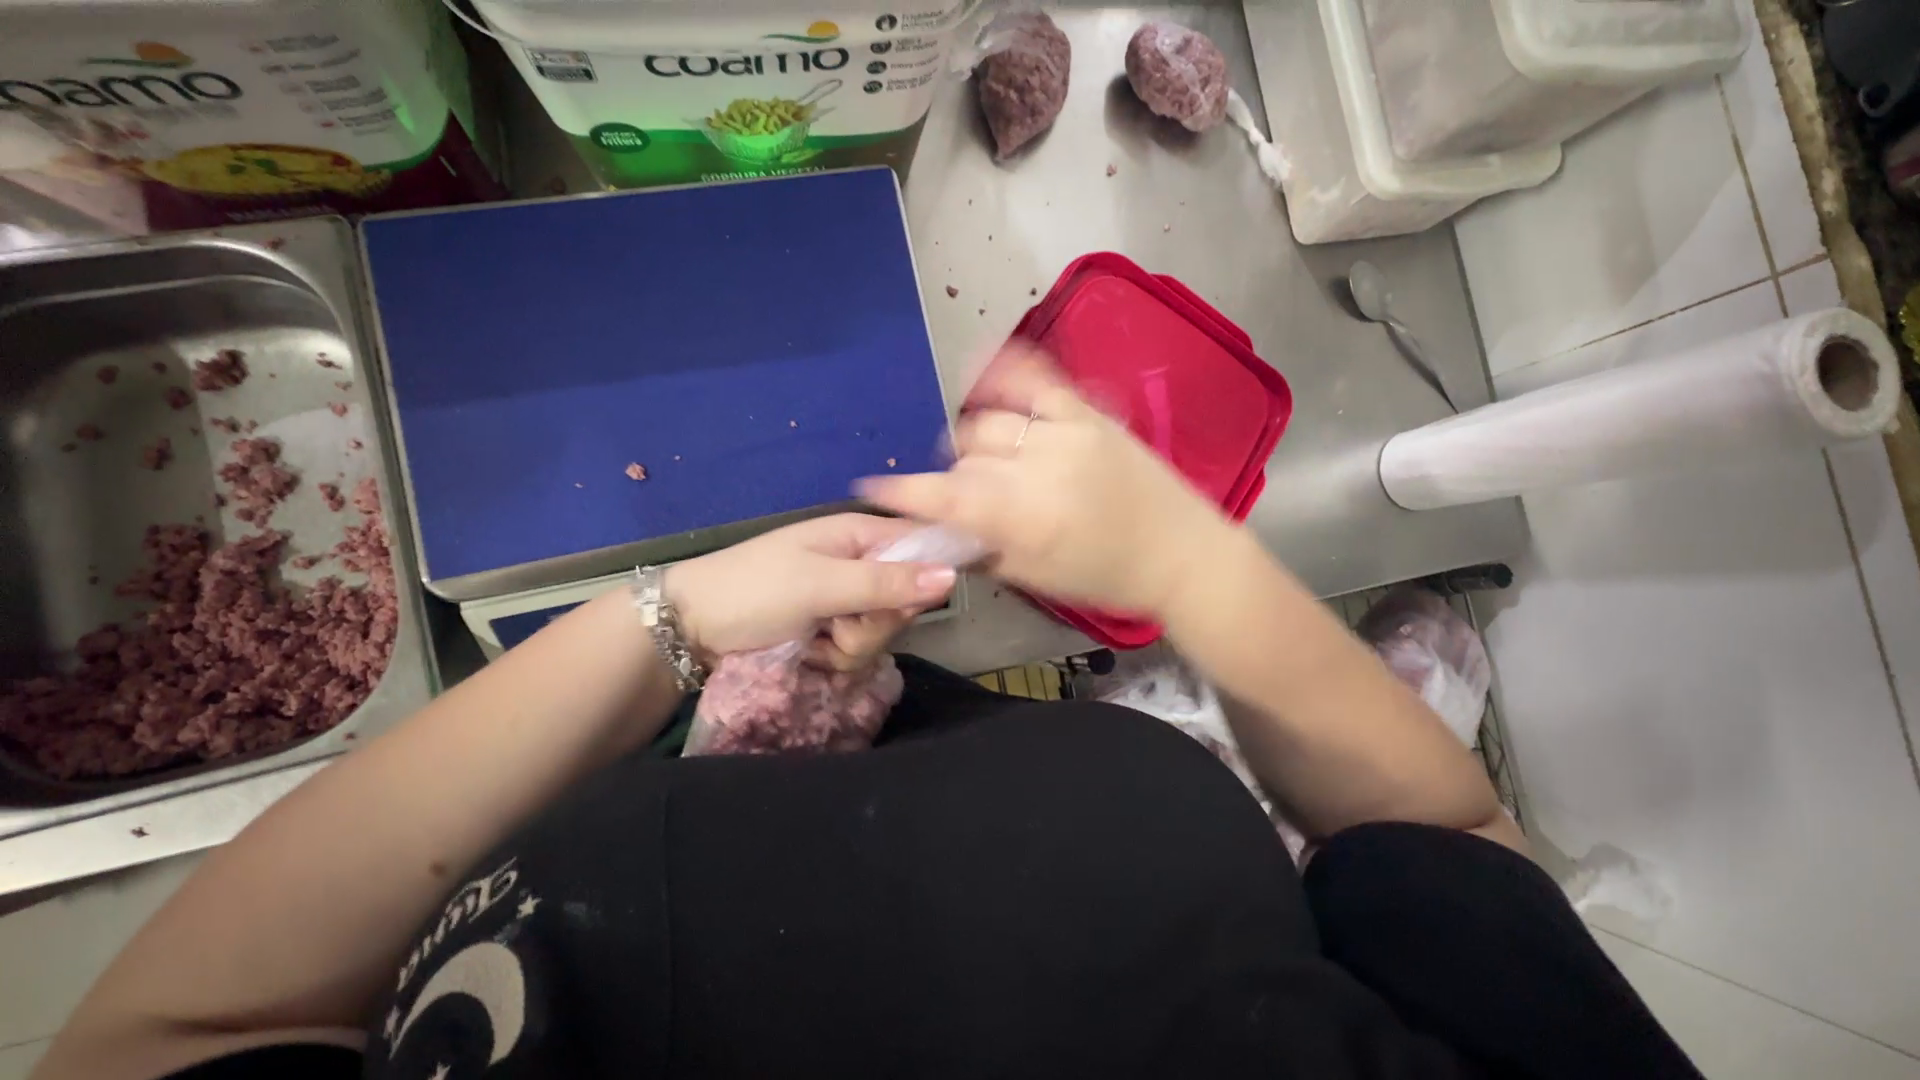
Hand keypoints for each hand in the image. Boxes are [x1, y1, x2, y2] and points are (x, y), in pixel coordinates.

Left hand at [663, 514, 956, 669]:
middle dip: (874, 623)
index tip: (903, 605)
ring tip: (813, 640)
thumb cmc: (753, 591)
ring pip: (882, 632)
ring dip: (851, 646)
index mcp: (859, 535)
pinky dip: (835, 659)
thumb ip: (886, 583)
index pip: (922, 549)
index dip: (924, 579)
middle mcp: (858, 565)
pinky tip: (808, 654)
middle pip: (905, 600)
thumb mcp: (821, 585)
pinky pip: (858, 651)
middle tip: (838, 624)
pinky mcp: (830, 632)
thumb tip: (952, 577)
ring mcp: (844, 601)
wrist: (688, 630)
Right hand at [858, 344, 1232, 618]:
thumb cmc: (1107, 578)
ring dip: (973, 440)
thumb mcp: (1035, 578)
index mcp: (1023, 517)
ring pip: (990, 422)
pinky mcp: (1089, 414)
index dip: (904, 492)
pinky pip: (1037, 380)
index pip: (944, 496)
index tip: (876, 490)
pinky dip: (1004, 370)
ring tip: (980, 457)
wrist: (1182, 554)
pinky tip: (980, 366)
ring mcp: (1064, 433)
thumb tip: (939, 531)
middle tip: (958, 494)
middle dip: (951, 476)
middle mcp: (1037, 466)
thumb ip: (981, 550)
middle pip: (965, 457)